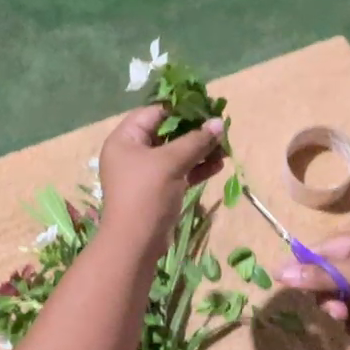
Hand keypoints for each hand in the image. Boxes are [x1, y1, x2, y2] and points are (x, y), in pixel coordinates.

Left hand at [98, 107, 226, 243]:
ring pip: (176, 154)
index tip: (206, 107)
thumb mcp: (171, 163)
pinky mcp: (158, 190)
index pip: (153, 113)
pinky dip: (196, 168)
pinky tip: (218, 165)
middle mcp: (132, 153)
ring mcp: (145, 173)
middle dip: (194, 131)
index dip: (180, 108)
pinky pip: (179, 172)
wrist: (136, 243)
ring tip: (225, 148)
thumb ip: (196, 141)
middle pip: (167, 133)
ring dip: (199, 150)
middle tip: (220, 128)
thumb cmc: (146, 194)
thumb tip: (220, 122)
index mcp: (125, 139)